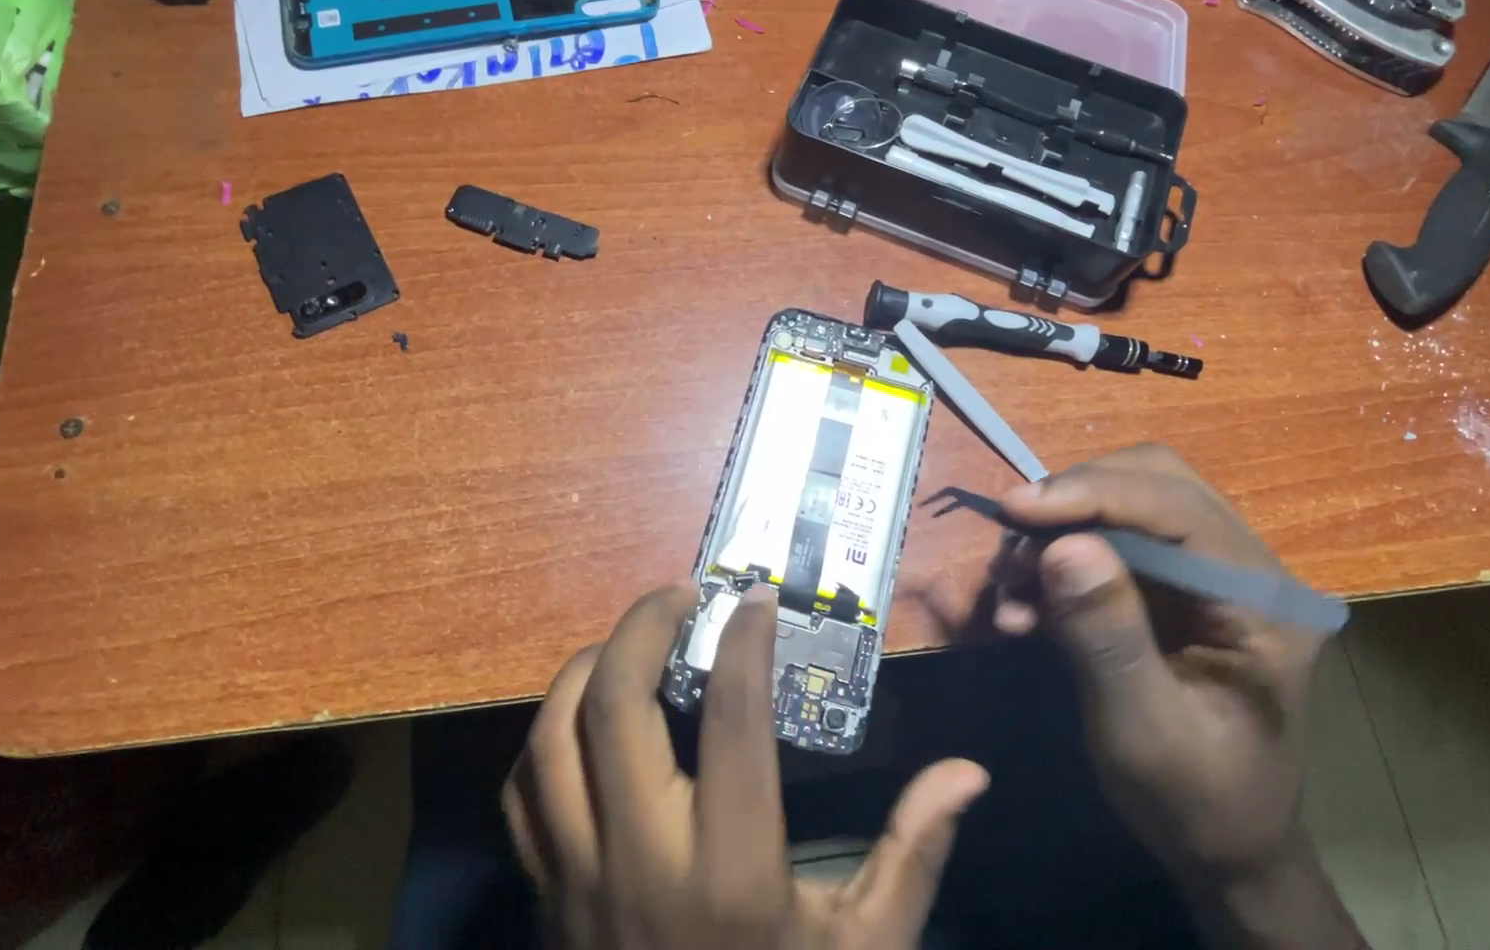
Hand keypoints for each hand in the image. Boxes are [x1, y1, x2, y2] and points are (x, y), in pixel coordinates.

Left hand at [501, 583, 988, 949]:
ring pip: (552, 737)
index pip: (731, 721)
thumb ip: (914, 855)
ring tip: (633, 640)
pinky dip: (547, 733)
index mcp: (732, 871)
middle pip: (617, 707)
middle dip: (645, 627)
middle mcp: (642, 860)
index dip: (743, 643)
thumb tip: (967, 772)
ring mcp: (577, 878)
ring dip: (589, 668)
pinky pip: (522, 791)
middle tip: (683, 595)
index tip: (756, 596)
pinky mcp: (543, 895)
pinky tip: (585, 717)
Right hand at [992, 445, 1362, 948]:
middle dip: (1072, 504)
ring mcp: (1200, 576)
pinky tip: (1021, 613)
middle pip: (1150, 483)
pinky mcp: (1164, 591)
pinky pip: (1100, 547)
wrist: (1220, 847)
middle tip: (1012, 543)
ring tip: (1009, 594)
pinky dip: (1052, 567)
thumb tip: (1063, 545)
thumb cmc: (1197, 800)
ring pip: (1119, 507)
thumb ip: (1109, 637)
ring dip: (1053, 537)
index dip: (1093, 494)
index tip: (1015, 507)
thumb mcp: (1145, 729)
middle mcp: (1236, 568)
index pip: (1176, 508)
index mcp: (1259, 598)